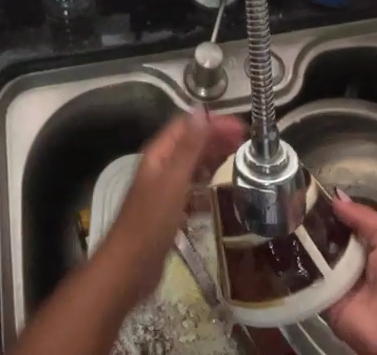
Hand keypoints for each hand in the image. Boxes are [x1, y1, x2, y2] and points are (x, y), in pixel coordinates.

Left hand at [94, 108, 244, 305]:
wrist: (130, 267)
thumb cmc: (151, 221)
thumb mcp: (173, 181)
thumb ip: (188, 147)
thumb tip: (201, 110)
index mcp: (159, 154)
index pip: (187, 126)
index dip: (213, 122)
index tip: (241, 127)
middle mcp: (160, 166)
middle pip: (190, 143)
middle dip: (216, 139)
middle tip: (246, 145)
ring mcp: (164, 188)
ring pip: (192, 165)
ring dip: (213, 159)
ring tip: (239, 162)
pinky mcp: (169, 210)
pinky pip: (192, 189)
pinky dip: (207, 184)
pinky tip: (221, 191)